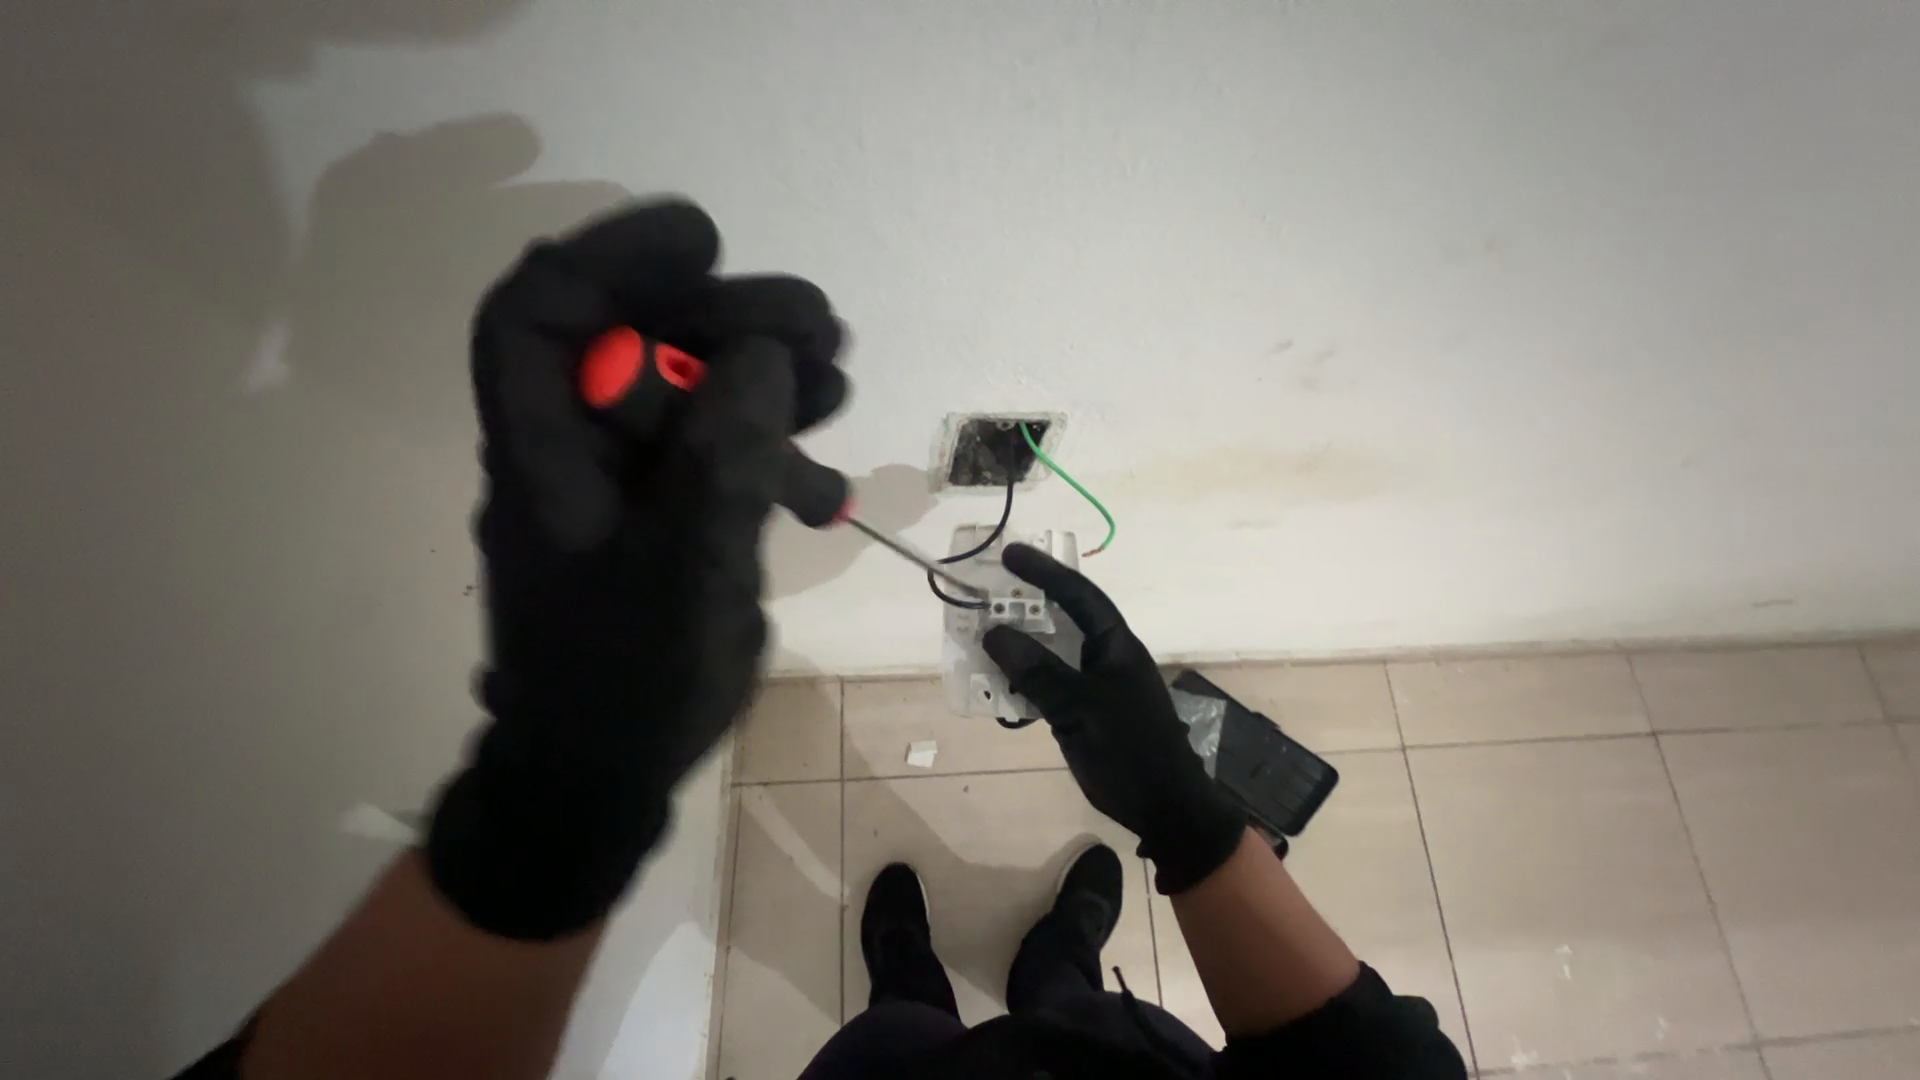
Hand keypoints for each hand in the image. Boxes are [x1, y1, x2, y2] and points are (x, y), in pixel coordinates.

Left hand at [429, 199, 846, 939]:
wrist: (608, 770)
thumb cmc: (626, 680)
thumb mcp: (682, 571)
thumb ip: (722, 460)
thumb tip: (767, 356)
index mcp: (545, 450)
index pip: (544, 311)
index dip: (616, 256)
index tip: (707, 239)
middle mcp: (583, 448)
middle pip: (644, 342)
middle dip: (736, 320)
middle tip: (823, 324)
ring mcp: (635, 482)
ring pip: (697, 392)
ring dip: (771, 378)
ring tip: (841, 382)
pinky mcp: (678, 513)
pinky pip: (729, 453)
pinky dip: (781, 454)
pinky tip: (828, 490)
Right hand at [982, 545, 1244, 893]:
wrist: (1164, 808)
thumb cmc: (1130, 751)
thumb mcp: (1080, 708)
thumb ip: (1036, 670)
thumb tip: (993, 632)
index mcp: (1116, 646)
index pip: (1079, 596)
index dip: (1045, 572)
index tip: (1009, 554)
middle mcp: (1106, 658)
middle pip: (1062, 619)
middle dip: (1026, 605)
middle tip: (988, 594)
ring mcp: (1095, 686)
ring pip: (1051, 653)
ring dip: (1019, 645)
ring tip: (983, 637)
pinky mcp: (1084, 712)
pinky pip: (1047, 684)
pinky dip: (1022, 680)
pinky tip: (999, 687)